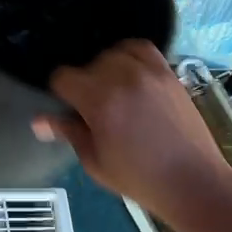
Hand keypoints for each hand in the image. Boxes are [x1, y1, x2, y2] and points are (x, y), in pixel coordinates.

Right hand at [34, 40, 231, 220]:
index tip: (66, 109)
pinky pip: (142, 49)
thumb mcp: (94, 161)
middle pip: (88, 65)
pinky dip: (130, 57)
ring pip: (113, 53)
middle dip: (84, 84)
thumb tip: (39, 121)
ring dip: (106, 68)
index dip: (59, 93)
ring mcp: (150, 72)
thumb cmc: (139, 179)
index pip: (63, 78)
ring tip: (112, 91)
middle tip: (91, 109)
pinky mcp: (169, 73)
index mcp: (100, 102)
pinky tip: (130, 76)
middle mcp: (123, 79)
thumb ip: (68, 133)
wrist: (192, 182)